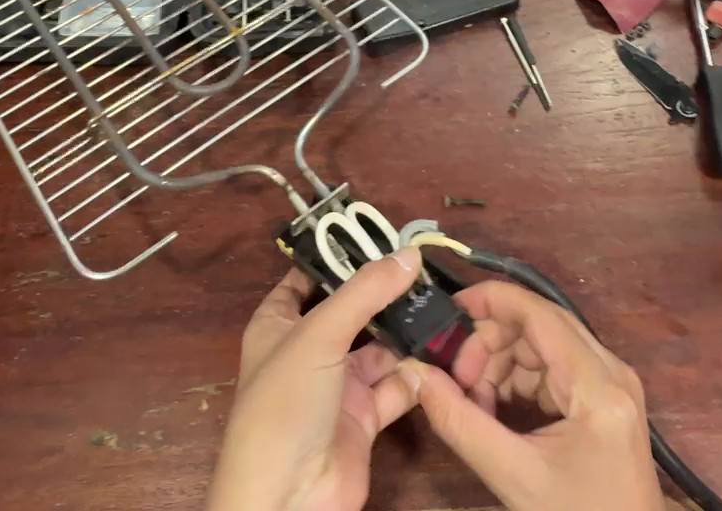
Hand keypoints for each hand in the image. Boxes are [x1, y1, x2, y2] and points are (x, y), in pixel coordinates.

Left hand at [207, 251, 425, 510]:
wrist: (287, 498)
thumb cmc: (286, 403)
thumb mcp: (319, 334)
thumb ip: (365, 292)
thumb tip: (409, 253)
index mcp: (278, 325)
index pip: (306, 280)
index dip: (337, 259)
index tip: (378, 237)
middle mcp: (307, 351)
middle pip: (351, 312)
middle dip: (384, 296)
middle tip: (426, 271)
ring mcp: (336, 386)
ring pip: (378, 349)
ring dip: (406, 334)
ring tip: (443, 308)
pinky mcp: (363, 418)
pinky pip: (395, 387)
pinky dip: (416, 374)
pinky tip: (442, 356)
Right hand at [410, 281, 665, 510]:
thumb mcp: (513, 475)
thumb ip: (458, 421)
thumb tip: (413, 372)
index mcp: (598, 384)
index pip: (537, 312)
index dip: (489, 301)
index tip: (447, 311)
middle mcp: (610, 370)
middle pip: (537, 324)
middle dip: (489, 342)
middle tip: (456, 379)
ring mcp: (610, 382)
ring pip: (541, 343)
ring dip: (500, 363)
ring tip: (475, 404)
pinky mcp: (602, 397)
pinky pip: (551, 366)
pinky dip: (517, 379)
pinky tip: (496, 409)